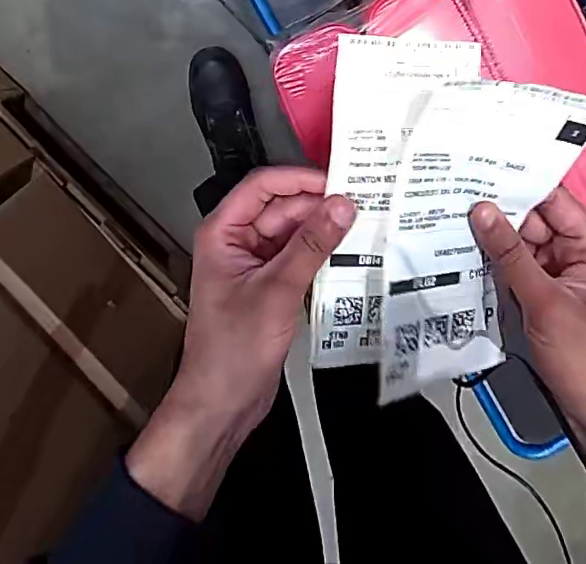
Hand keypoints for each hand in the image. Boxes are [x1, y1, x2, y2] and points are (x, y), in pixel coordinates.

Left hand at [127, 167, 354, 518]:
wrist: (221, 407)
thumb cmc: (231, 352)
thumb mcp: (276, 292)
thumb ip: (311, 246)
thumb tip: (342, 206)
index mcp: (223, 232)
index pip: (262, 186)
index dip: (298, 179)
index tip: (337, 181)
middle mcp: (239, 240)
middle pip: (284, 206)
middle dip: (320, 205)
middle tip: (362, 205)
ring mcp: (257, 261)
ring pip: (296, 229)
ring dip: (325, 228)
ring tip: (364, 224)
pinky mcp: (274, 282)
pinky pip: (301, 253)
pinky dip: (323, 251)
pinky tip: (351, 252)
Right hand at [470, 188, 585, 492]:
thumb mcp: (546, 304)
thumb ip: (510, 255)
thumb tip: (482, 209)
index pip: (552, 198)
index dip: (518, 181)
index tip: (479, 166)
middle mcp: (576, 253)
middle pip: (532, 219)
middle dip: (497, 210)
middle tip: (452, 194)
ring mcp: (559, 275)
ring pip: (520, 243)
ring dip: (492, 238)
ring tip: (450, 218)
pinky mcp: (545, 295)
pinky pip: (517, 268)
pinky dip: (495, 263)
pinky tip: (464, 254)